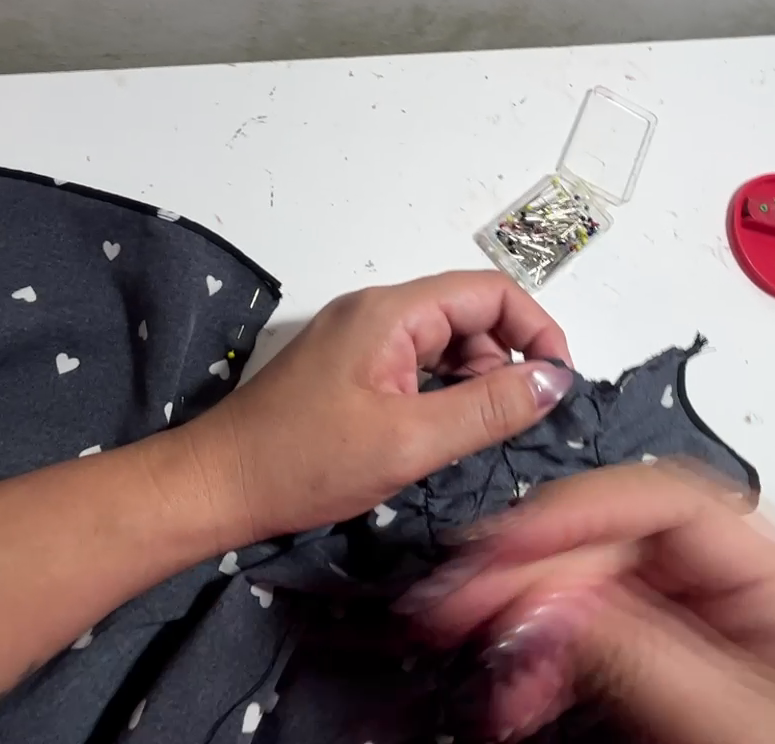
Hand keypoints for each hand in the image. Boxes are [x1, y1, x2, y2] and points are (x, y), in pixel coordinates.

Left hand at [178, 271, 575, 544]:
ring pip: (444, 341)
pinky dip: (442, 390)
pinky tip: (442, 430)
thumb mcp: (409, 440)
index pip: (488, 291)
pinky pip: (416, 362)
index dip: (534, 328)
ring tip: (474, 433)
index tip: (556, 382)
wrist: (218, 483)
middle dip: (503, 360)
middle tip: (514, 421)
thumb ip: (487, 407)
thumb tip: (554, 379)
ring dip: (473, 380)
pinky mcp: (350, 363)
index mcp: (392, 312)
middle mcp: (378, 310)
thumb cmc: (306, 460)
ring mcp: (361, 336)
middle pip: (467, 314)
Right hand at [400, 461, 774, 743]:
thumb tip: (545, 598)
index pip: (663, 500)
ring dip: (523, 614)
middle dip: (528, 571)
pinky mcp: (668, 649)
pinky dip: (541, 651)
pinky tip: (520, 680)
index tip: (503, 544)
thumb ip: (642, 658)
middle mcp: (740, 579)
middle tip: (462, 600)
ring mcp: (701, 613)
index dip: (573, 510)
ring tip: (482, 647)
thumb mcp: (744, 728)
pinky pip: (586, 627)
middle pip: (610, 539)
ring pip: (585, 579)